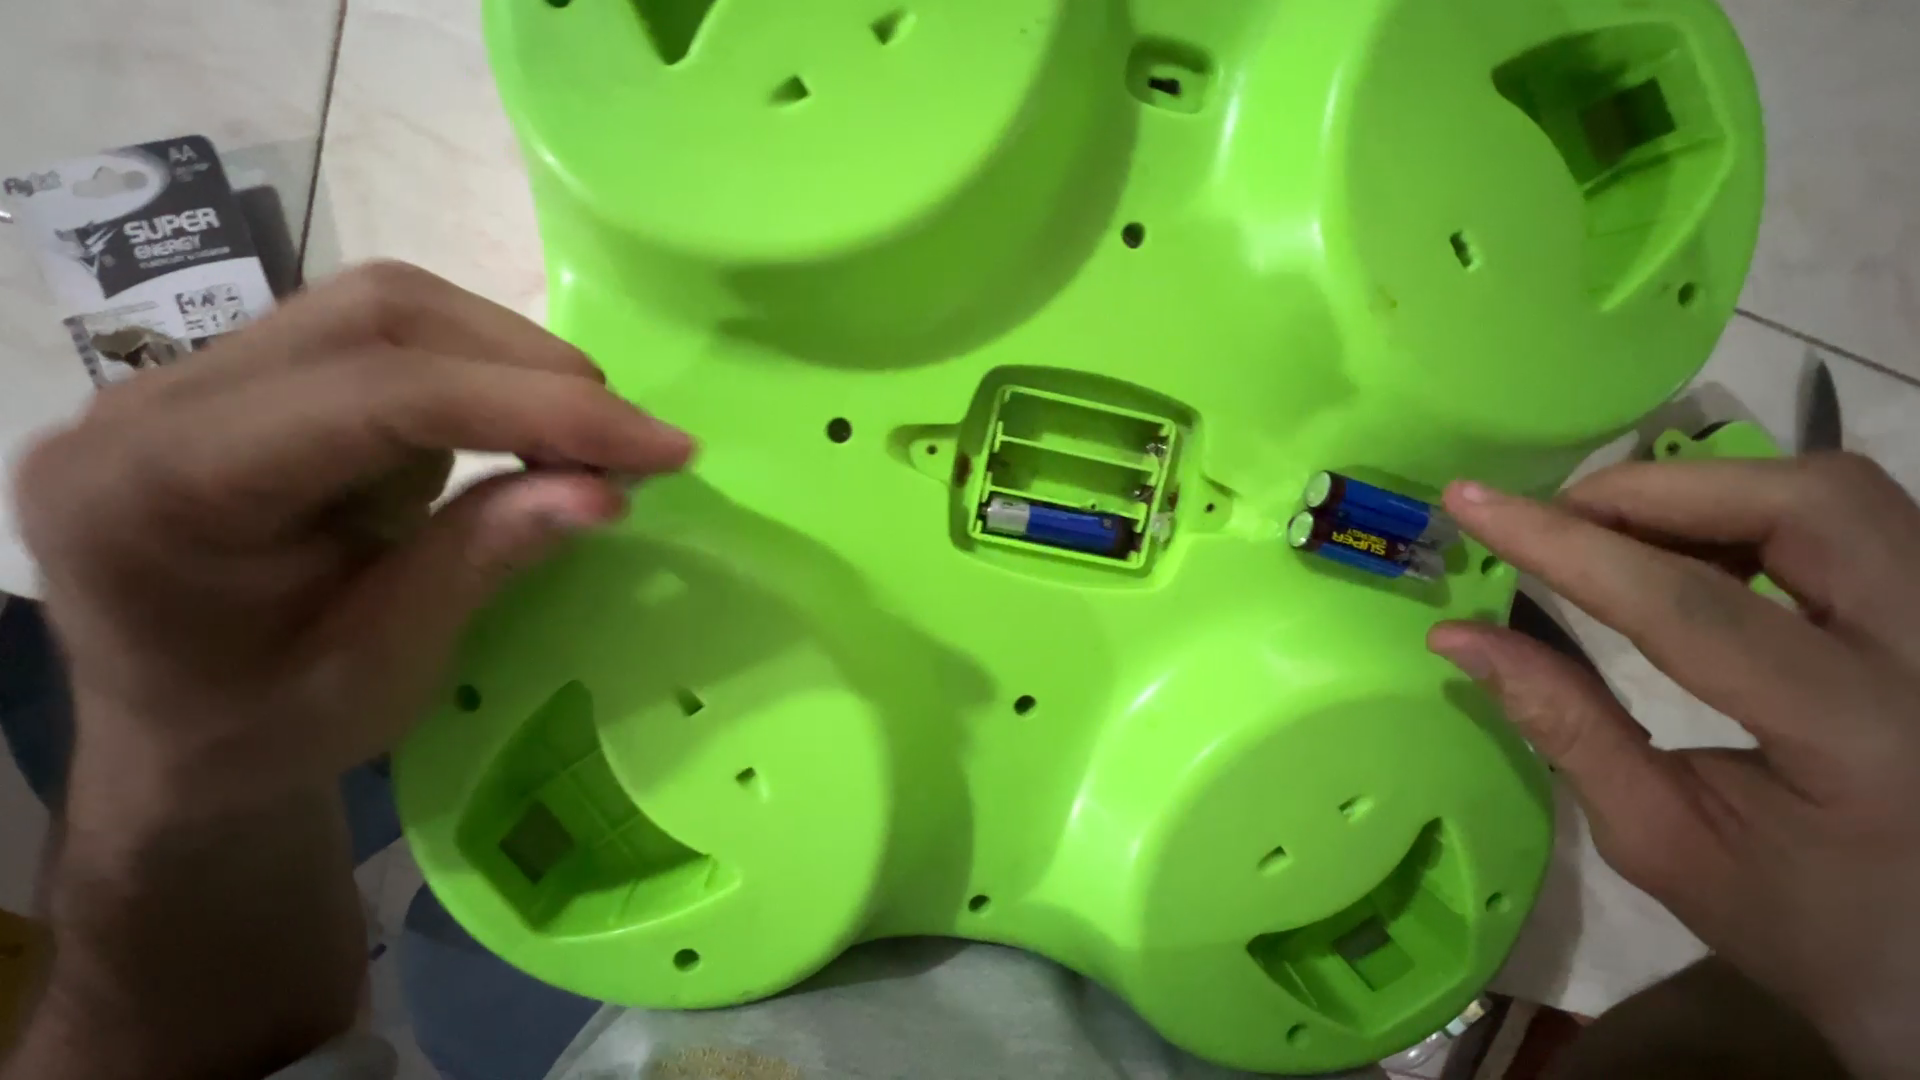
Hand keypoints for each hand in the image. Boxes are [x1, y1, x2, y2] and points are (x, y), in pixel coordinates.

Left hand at [14, 261, 693, 814]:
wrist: (178, 737)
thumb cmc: (267, 730)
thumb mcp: (382, 668)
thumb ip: (481, 561)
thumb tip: (606, 491)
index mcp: (158, 486)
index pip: (379, 394)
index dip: (539, 409)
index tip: (665, 447)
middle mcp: (161, 398)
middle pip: (384, 318)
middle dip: (537, 372)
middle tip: (632, 446)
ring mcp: (205, 377)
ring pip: (394, 309)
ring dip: (519, 365)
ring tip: (586, 442)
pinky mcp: (259, 380)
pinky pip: (391, 337)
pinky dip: (488, 375)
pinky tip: (527, 432)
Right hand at [1428, 457, 1919, 1078]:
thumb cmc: (1804, 919)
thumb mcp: (1659, 840)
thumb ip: (1561, 724)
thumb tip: (1457, 636)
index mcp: (1860, 740)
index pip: (1687, 606)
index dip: (1563, 545)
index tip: (1470, 505)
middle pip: (1803, 505)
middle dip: (1650, 494)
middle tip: (1557, 523)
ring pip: (1836, 493)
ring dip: (1700, 493)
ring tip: (1612, 537)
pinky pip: (1853, 519)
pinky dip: (1746, 511)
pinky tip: (1689, 554)